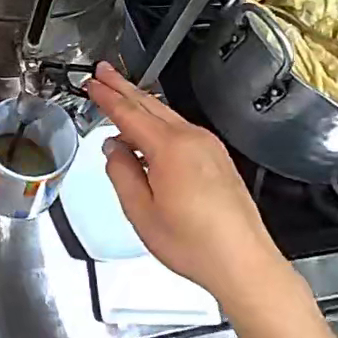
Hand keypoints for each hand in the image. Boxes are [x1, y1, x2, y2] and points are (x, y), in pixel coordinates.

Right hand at [86, 62, 294, 305]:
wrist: (244, 264)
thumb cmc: (197, 245)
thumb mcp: (141, 211)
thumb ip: (121, 173)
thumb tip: (113, 150)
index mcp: (170, 149)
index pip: (129, 112)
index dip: (107, 96)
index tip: (93, 84)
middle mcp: (193, 140)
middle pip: (150, 104)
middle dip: (123, 86)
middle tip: (104, 73)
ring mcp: (209, 147)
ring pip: (167, 115)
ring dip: (140, 103)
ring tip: (120, 95)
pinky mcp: (217, 158)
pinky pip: (181, 130)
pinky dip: (158, 123)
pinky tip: (147, 132)